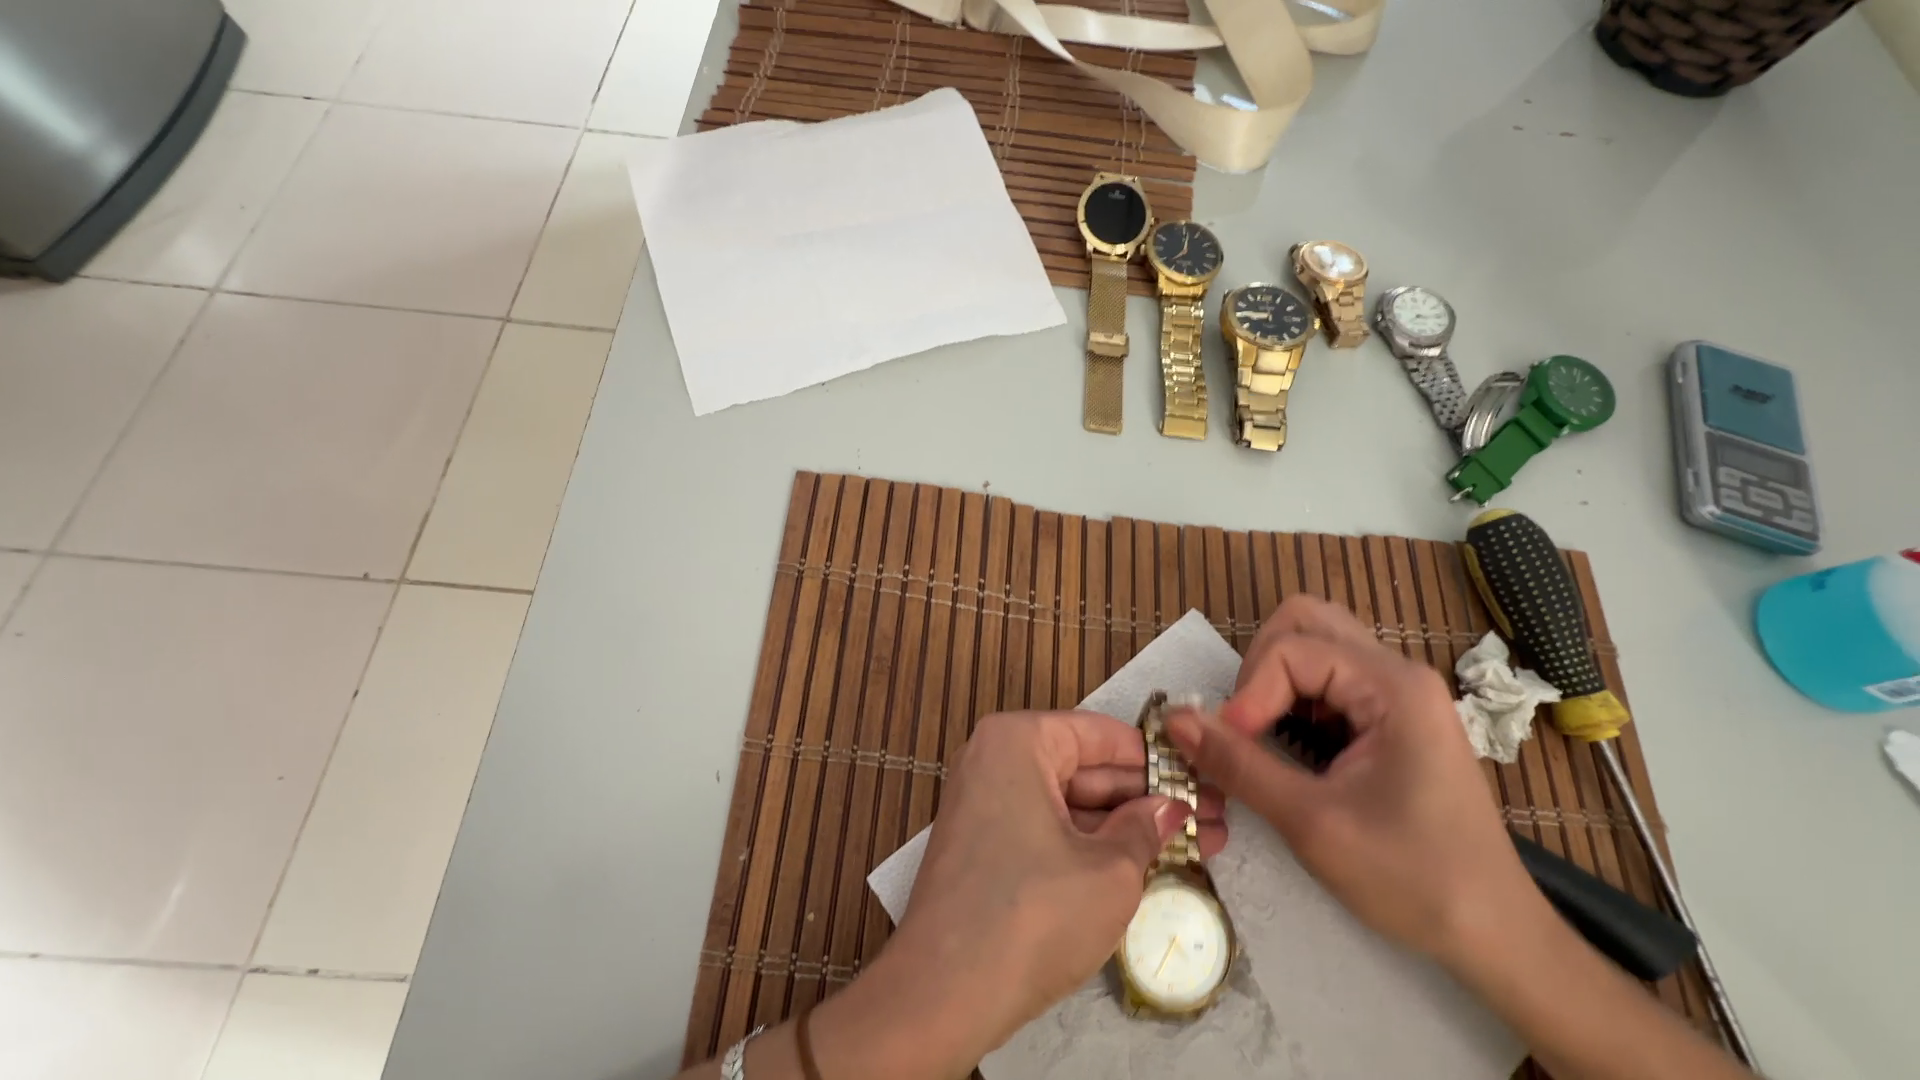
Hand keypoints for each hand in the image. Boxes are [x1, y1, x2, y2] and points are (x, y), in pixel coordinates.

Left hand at [832, 710, 1222, 1075]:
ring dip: (1130, 826)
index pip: (1102, 735)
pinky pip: (1050, 831)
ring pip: (1073, 805)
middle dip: (1150, 796)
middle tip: (1213, 814)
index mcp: (1018, 742)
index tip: (1205, 775)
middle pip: (1087, 769)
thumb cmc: (1033, 914)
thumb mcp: (1109, 871)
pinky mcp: (988, 849)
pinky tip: (1148, 862)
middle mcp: (995, 761)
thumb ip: (1146, 830)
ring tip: (1202, 842)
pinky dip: (1095, 846)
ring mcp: (987, 807)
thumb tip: (1172, 808)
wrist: (944, 993)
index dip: (1158, 758)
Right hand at [1166, 595, 1541, 966]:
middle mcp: (1398, 674)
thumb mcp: (1312, 823)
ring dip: (1274, 681)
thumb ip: (1238, 764)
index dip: (1248, 692)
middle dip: (1258, 666)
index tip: (1229, 746)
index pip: (1292, 650)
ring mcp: (1398, 694)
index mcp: (1393, 687)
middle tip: (1243, 724)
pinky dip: (1294, 700)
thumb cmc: (1411, 878)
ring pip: (1316, 646)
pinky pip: (1329, 679)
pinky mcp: (1392, 718)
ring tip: (1260, 734)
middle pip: (1306, 622)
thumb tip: (1173, 719)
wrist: (1492, 933)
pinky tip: (1290, 747)